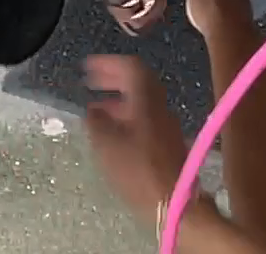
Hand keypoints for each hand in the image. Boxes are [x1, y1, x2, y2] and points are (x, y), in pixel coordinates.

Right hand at [84, 55, 187, 218]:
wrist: (177, 204)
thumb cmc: (139, 169)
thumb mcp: (107, 144)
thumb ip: (96, 121)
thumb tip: (91, 110)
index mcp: (145, 98)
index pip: (130, 66)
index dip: (107, 62)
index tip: (88, 66)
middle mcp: (159, 105)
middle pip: (137, 80)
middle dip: (112, 78)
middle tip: (91, 81)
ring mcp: (166, 123)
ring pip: (141, 99)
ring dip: (118, 98)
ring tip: (97, 107)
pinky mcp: (168, 141)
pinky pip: (145, 116)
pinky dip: (127, 114)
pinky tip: (113, 131)